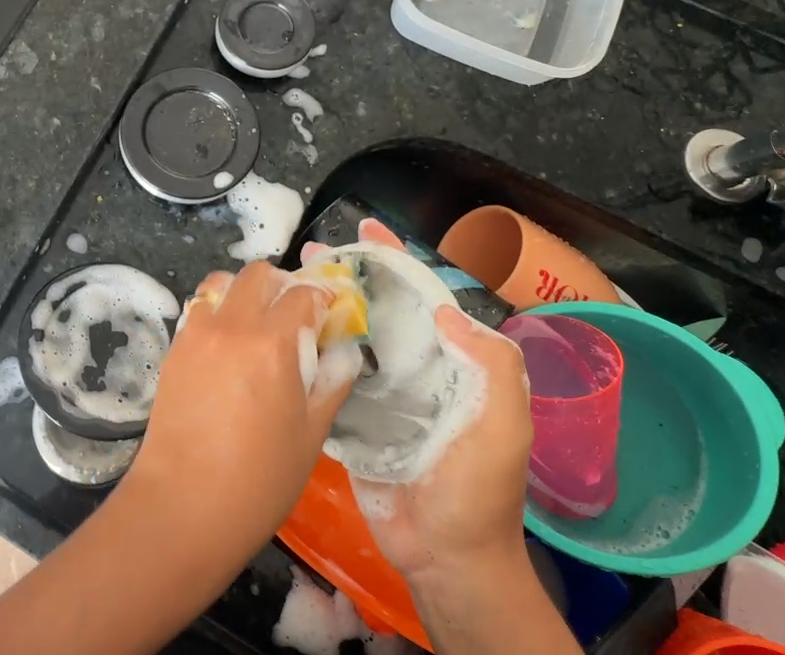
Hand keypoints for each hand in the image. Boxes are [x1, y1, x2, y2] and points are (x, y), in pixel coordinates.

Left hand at [121, 260, 355, 559]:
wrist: (184, 503)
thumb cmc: (260, 477)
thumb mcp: (312, 432)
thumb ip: (332, 381)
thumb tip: (345, 351)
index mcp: (271, 342)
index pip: (303, 293)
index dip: (323, 298)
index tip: (331, 313)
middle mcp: (230, 325)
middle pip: (256, 275)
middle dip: (282, 284)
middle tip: (295, 315)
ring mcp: (195, 334)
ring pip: (220, 285)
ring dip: (244, 294)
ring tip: (258, 327)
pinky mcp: (173, 350)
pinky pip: (198, 311)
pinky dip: (217, 314)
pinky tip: (228, 349)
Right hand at [304, 219, 533, 585]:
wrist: (443, 556)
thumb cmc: (477, 491)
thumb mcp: (504, 426)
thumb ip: (493, 366)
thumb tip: (442, 312)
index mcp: (452, 361)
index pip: (425, 297)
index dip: (398, 259)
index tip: (367, 228)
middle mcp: (414, 368)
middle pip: (379, 307)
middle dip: (349, 274)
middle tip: (312, 253)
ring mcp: (380, 393)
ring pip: (349, 336)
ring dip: (321, 305)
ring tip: (288, 281)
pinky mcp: (350, 419)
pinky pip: (328, 376)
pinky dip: (306, 351)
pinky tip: (280, 333)